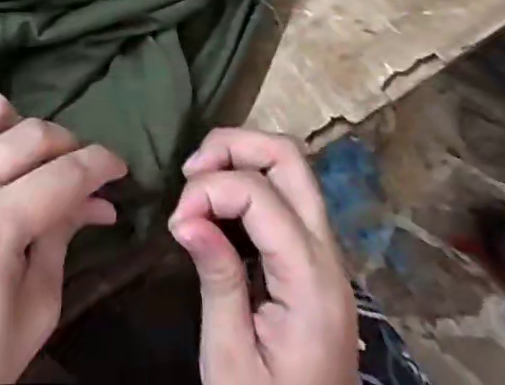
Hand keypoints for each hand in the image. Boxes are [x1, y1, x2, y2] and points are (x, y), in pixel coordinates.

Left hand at [0, 95, 126, 384]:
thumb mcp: (38, 306)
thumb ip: (63, 236)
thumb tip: (95, 199)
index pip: (62, 175)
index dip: (100, 165)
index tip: (121, 168)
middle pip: (30, 134)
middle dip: (71, 144)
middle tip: (89, 171)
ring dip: (24, 127)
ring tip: (40, 162)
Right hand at [170, 129, 357, 384]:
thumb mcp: (231, 358)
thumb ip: (217, 280)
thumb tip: (186, 216)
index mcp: (311, 282)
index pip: (260, 193)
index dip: (208, 191)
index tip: (176, 224)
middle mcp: (328, 256)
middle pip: (288, 158)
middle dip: (231, 146)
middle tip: (189, 175)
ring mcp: (326, 254)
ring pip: (290, 167)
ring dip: (239, 157)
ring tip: (198, 184)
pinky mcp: (313, 258)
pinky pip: (286, 192)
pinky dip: (247, 177)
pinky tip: (217, 202)